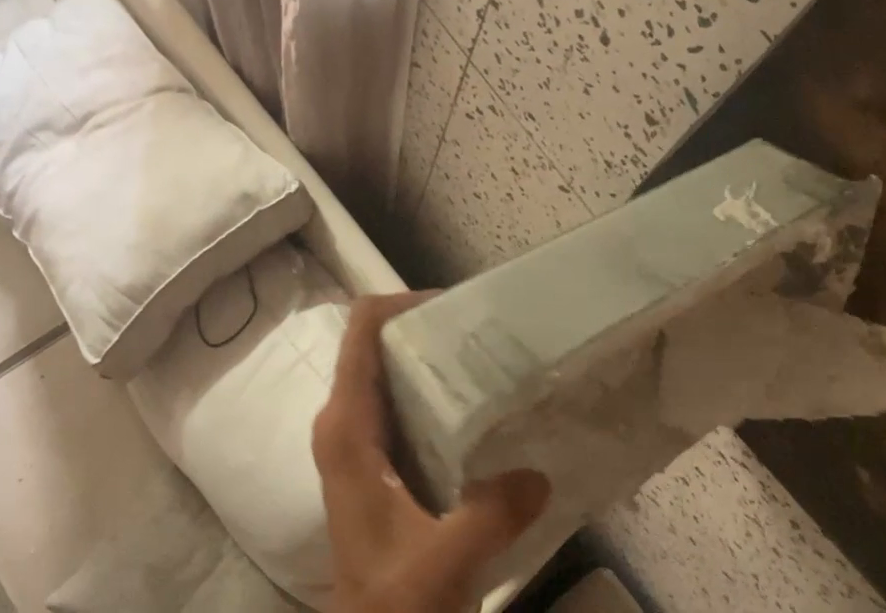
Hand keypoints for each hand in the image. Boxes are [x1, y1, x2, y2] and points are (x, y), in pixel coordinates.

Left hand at [312, 293, 550, 612]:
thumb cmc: (393, 601)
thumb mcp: (444, 561)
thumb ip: (491, 514)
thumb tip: (540, 472)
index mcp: (347, 428)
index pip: (363, 330)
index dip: (405, 302)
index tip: (462, 308)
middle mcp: (345, 423)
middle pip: (381, 343)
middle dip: (432, 329)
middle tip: (492, 332)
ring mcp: (360, 443)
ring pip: (394, 373)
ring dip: (438, 360)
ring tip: (495, 359)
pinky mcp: (379, 464)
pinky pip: (404, 403)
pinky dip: (440, 392)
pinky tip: (486, 408)